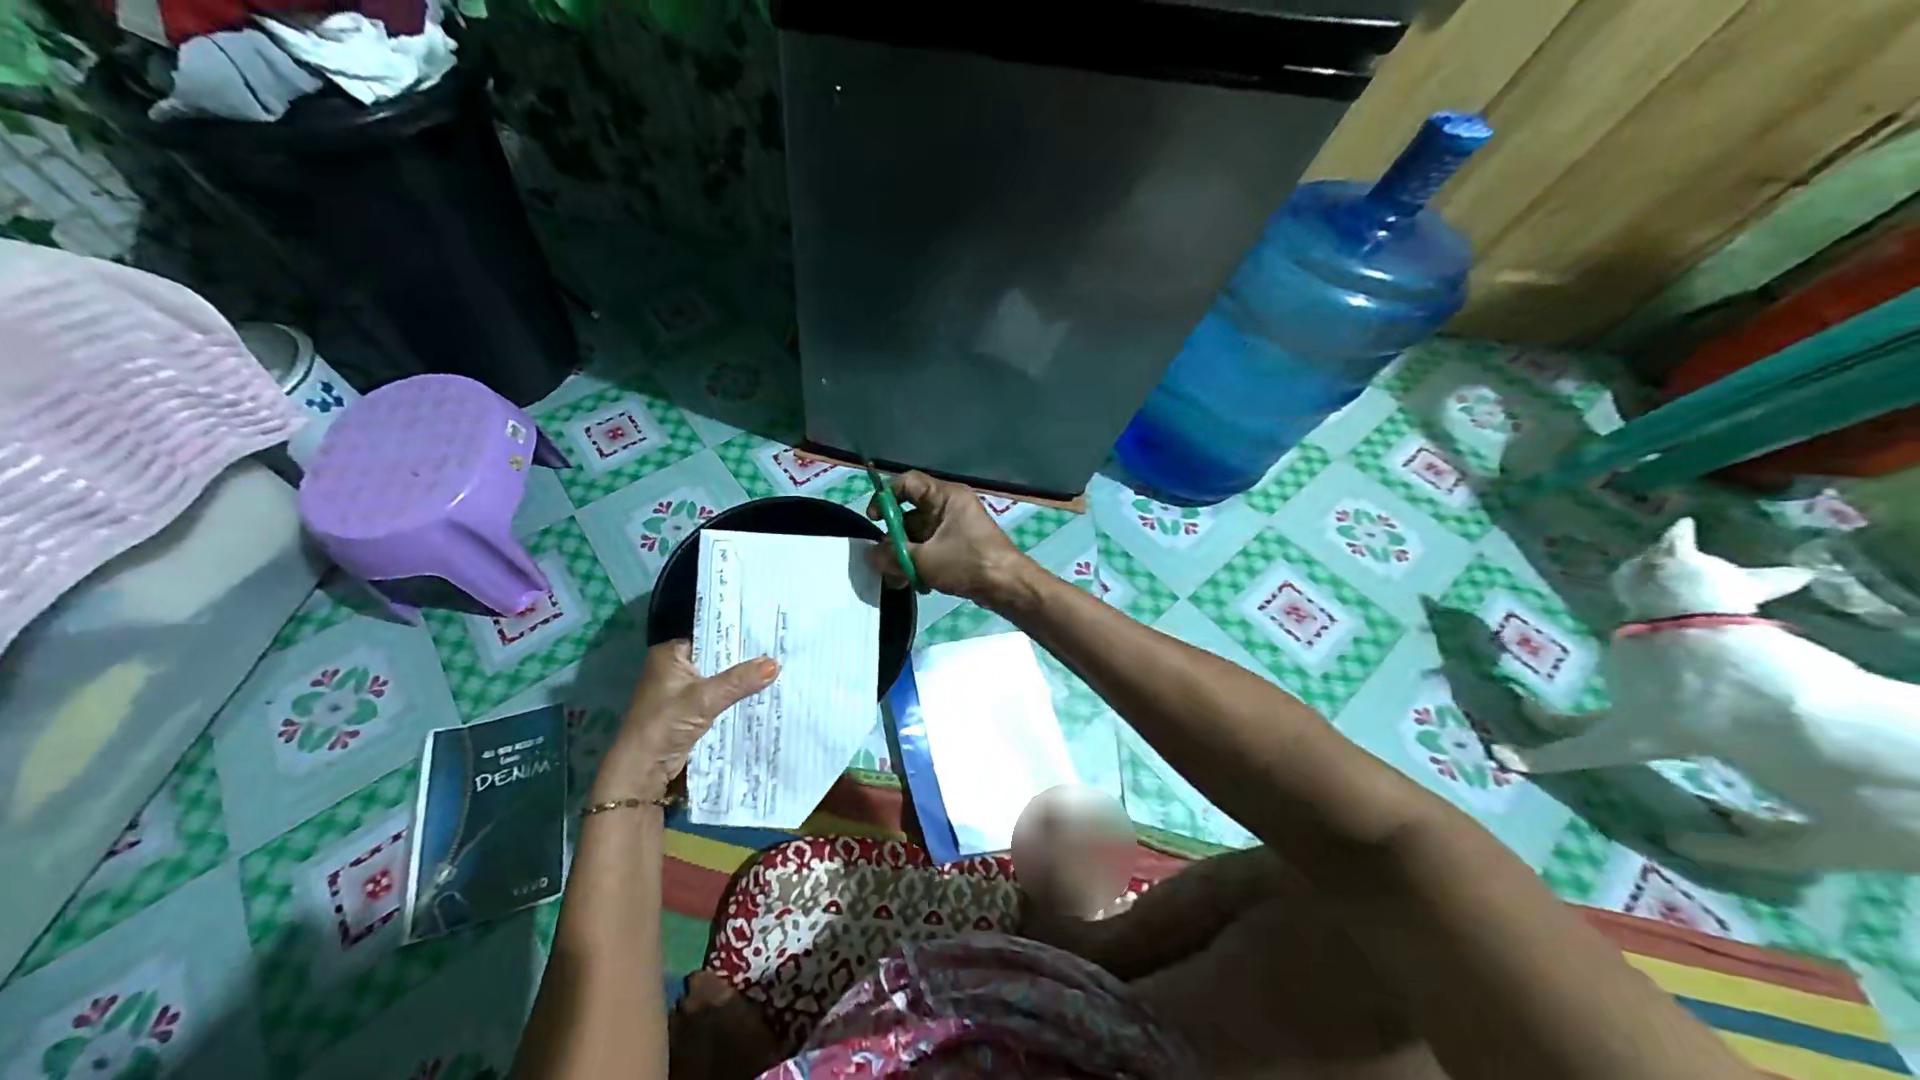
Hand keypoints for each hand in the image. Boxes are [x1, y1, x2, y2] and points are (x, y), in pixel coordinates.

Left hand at [593, 641, 778, 802]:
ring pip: (719, 680)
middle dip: (743, 660)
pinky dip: (734, 698)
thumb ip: (739, 680)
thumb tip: (775, 663)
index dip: (737, 636)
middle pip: (716, 659)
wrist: (642, 770)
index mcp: (669, 655)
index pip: (709, 636)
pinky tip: (761, 694)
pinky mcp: (688, 712)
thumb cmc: (664, 724)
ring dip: (740, 681)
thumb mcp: (704, 698)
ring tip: (776, 670)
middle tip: (779, 651)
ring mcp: (681, 691)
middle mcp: (673, 669)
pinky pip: (718, 698)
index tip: (767, 634)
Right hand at [865, 471, 1028, 603]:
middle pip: (909, 513)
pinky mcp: (958, 547)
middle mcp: (950, 507)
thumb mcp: (924, 561)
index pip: (907, 482)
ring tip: (898, 580)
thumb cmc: (968, 563)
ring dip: (904, 557)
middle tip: (883, 561)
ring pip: (917, 536)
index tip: (875, 520)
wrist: (1008, 586)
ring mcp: (954, 528)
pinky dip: (919, 564)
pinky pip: (929, 549)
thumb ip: (891, 556)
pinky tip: (914, 584)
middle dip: (893, 539)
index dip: (885, 497)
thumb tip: (871, 556)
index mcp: (946, 497)